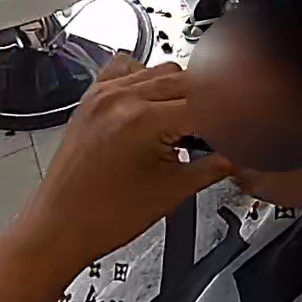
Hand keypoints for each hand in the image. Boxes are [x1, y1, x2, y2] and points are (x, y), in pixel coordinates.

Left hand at [0, 58, 234, 279]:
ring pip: (166, 71)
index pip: (210, 104)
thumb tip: (244, 152)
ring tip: (193, 123)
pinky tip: (160, 104)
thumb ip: (219, 163)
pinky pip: (130, 70)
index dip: (232, 118)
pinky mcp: (93, 100)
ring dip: (187, 92)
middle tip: (223, 129)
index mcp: (145, 120)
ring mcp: (104, 96)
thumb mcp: (177, 190)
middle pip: (192, 81)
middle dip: (214, 104)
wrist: (57, 230)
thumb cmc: (104, 217)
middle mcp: (122, 99)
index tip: (244, 126)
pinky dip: (151, 80)